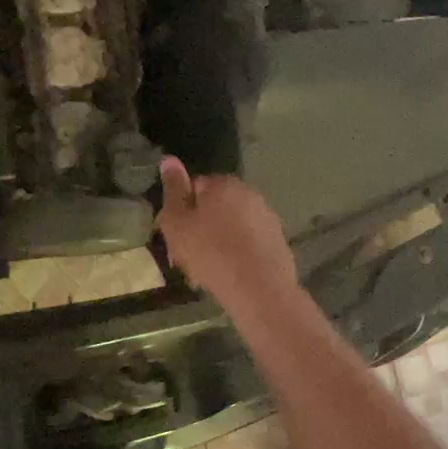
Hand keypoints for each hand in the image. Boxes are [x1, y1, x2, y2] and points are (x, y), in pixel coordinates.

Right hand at [156, 157, 299, 306]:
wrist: (259, 289)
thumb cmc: (210, 252)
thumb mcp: (177, 222)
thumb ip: (172, 190)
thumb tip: (169, 159)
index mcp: (222, 184)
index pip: (194, 186)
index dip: (182, 211)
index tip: (175, 234)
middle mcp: (248, 193)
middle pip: (215, 206)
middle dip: (201, 226)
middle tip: (188, 255)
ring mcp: (266, 217)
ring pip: (232, 225)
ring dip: (219, 240)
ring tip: (207, 270)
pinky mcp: (278, 241)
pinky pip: (249, 242)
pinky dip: (238, 253)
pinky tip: (229, 275)